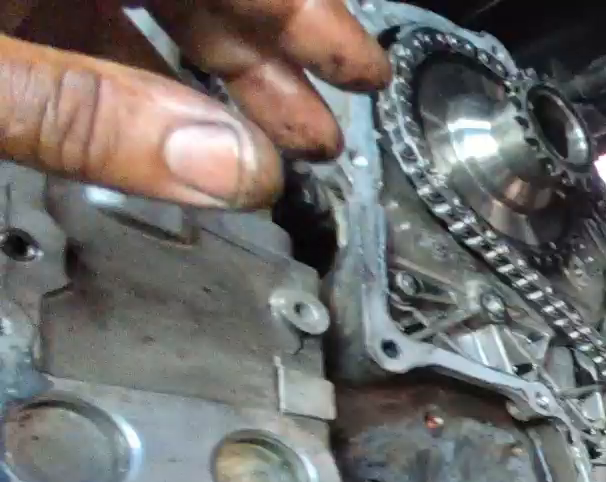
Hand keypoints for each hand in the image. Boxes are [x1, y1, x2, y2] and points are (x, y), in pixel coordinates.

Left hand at [0, 0, 389, 207]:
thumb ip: (84, 116)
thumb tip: (243, 170)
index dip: (302, 10)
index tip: (362, 70)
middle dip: (268, 56)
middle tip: (318, 131)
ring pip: (130, 3)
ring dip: (208, 75)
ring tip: (259, 144)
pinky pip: (72, 18)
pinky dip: (131, 73)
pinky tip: (165, 128)